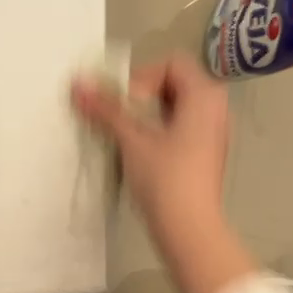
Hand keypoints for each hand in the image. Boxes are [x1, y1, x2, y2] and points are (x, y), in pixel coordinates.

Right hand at [72, 53, 255, 292]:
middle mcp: (216, 109)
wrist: (189, 229)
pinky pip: (180, 129)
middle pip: (173, 84)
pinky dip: (158, 133)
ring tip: (127, 137)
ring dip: (147, 116)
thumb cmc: (165, 178)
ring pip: (175, 109)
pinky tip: (141, 156)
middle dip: (142, 97)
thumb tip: (77, 82)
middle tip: (121, 118)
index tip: (125, 105)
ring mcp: (213, 134)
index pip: (171, 63)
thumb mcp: (132, 140)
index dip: (141, 77)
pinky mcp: (205, 156)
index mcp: (205, 96)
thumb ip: (106, 109)